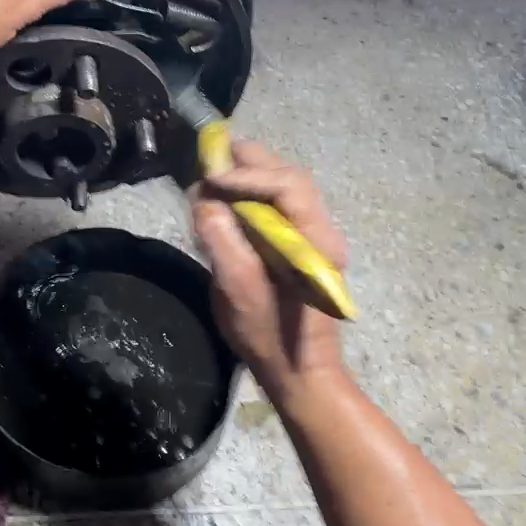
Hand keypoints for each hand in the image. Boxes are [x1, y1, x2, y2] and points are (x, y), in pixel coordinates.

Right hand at [191, 142, 352, 403]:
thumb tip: (204, 198)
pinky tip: (227, 200)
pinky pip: (277, 205)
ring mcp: (313, 237)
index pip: (286, 184)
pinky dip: (251, 193)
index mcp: (315, 240)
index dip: (246, 173)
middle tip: (210, 155)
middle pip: (287, 177)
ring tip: (214, 173)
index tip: (210, 177)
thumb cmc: (268, 333)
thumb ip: (221, 239)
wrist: (298, 371)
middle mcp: (321, 230)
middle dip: (248, 162)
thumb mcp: (236, 288)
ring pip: (283, 187)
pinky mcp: (299, 246)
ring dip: (249, 175)